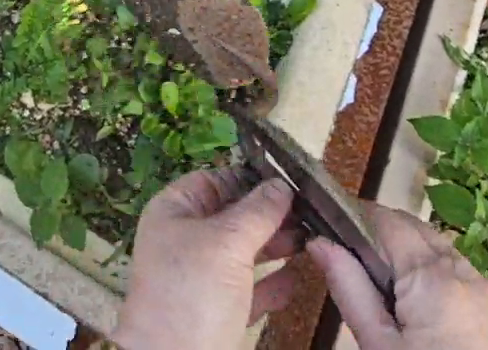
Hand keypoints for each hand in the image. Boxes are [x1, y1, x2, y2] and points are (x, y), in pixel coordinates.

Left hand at [113, 169, 303, 349]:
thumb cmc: (193, 290)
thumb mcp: (226, 242)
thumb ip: (257, 213)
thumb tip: (281, 184)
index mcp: (175, 210)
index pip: (214, 180)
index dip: (248, 177)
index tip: (289, 179)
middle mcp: (186, 237)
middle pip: (232, 215)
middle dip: (269, 214)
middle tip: (312, 211)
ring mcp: (202, 276)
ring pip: (243, 251)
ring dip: (276, 246)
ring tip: (312, 239)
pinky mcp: (218, 310)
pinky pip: (249, 288)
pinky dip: (272, 284)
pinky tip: (298, 280)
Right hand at [311, 202, 487, 349]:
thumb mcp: (378, 348)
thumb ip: (349, 288)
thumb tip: (319, 242)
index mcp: (433, 280)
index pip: (385, 221)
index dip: (353, 217)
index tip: (327, 229)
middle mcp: (468, 275)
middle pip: (415, 228)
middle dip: (380, 233)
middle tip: (349, 259)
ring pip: (440, 249)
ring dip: (409, 253)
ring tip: (382, 287)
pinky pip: (462, 275)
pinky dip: (434, 275)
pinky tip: (419, 308)